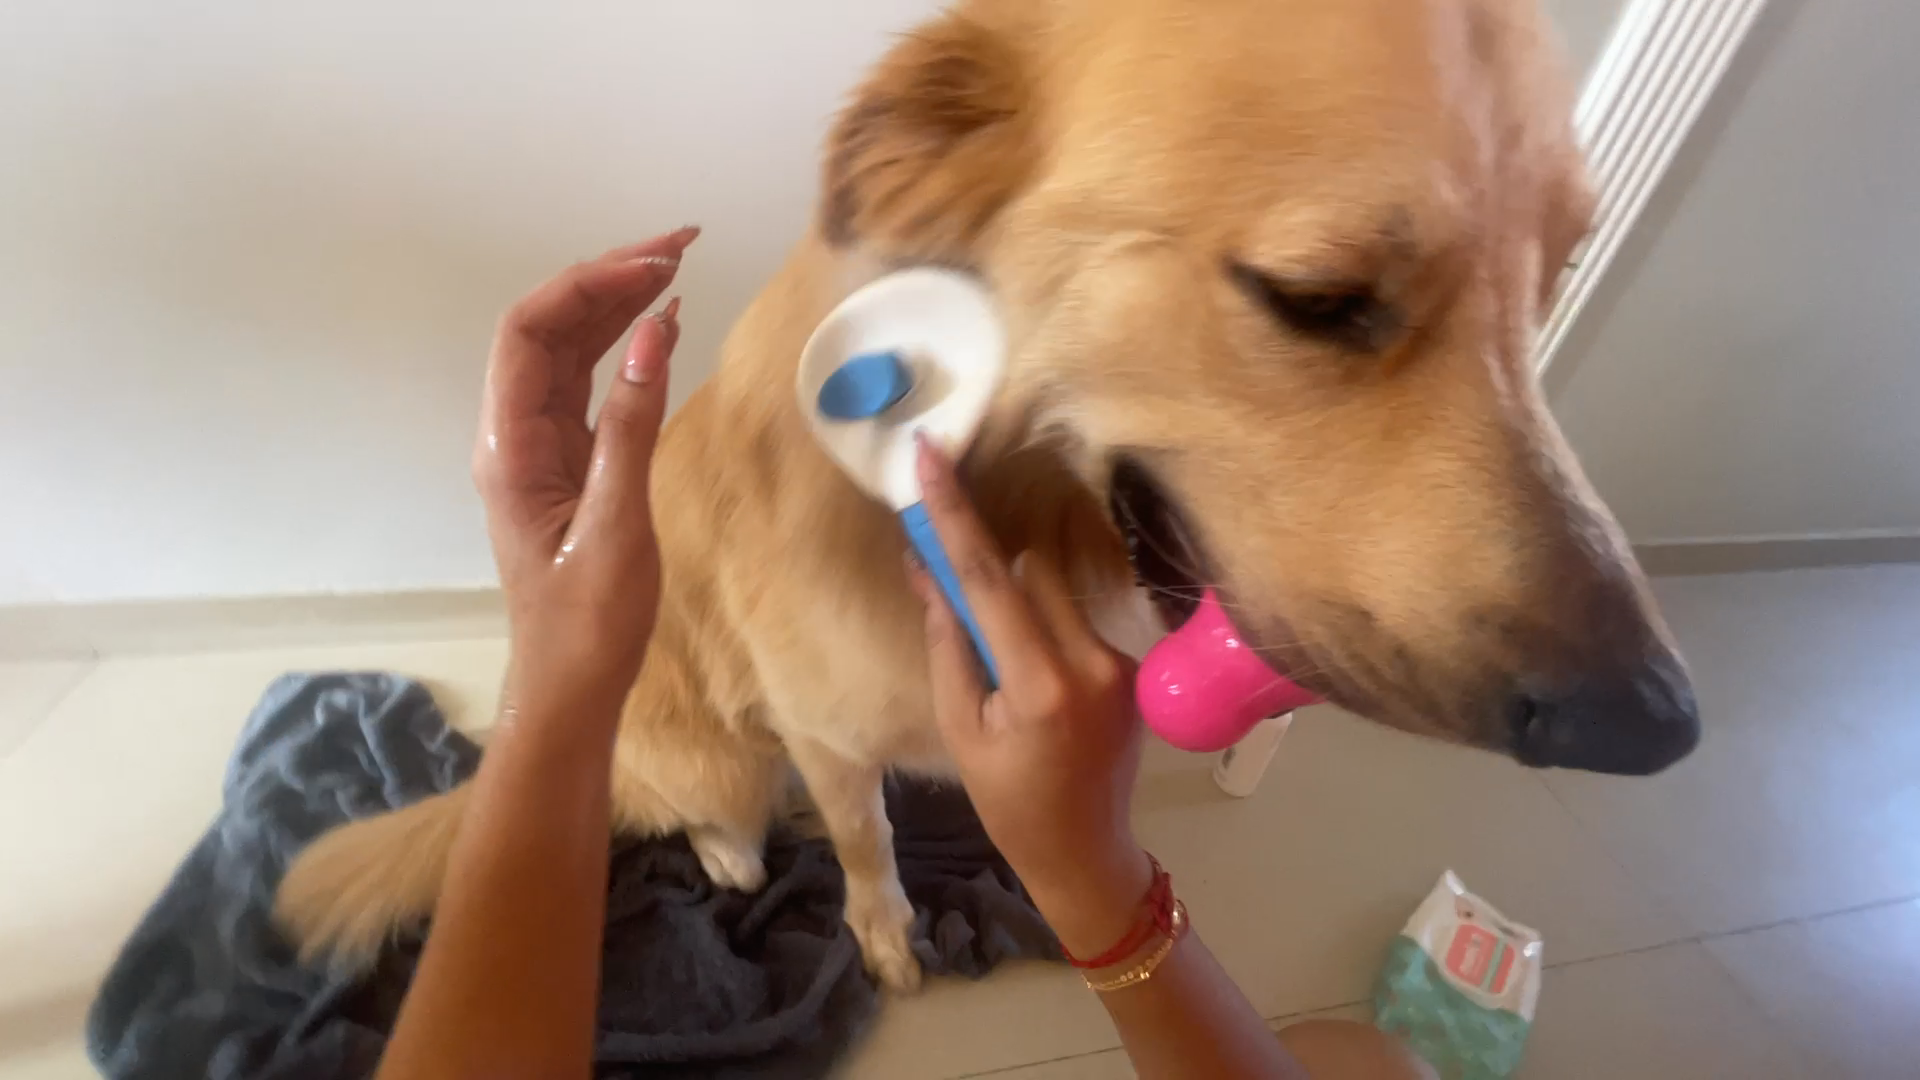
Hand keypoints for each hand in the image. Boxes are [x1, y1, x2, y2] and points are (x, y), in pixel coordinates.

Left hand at [474, 228, 695, 715]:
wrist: (575, 680)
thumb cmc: (591, 619)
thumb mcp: (617, 523)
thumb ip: (631, 427)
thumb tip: (656, 336)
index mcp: (512, 446)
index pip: (532, 333)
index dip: (591, 286)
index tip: (660, 267)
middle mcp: (518, 434)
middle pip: (549, 330)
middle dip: (608, 280)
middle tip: (679, 247)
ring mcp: (545, 448)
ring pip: (572, 354)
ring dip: (618, 309)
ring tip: (675, 272)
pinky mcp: (573, 464)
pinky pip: (592, 389)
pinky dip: (626, 353)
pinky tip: (661, 332)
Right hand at [907, 437, 1155, 955]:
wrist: (1085, 850)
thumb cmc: (1007, 800)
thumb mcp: (960, 725)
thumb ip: (947, 639)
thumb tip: (927, 568)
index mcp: (1041, 684)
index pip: (988, 578)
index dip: (954, 514)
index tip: (930, 457)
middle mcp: (1093, 660)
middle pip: (1030, 568)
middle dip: (991, 569)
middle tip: (956, 591)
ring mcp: (1122, 661)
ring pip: (1055, 589)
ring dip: (1019, 600)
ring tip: (1009, 661)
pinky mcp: (1134, 664)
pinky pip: (1076, 617)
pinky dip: (1046, 626)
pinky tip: (1041, 677)